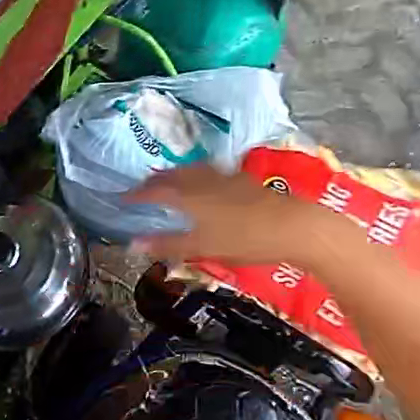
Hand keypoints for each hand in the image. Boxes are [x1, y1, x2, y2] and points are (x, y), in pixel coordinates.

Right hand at [128, 164, 345, 266]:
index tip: (123, 197)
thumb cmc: (245, 240)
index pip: (155, 191)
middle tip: (143, 186)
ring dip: (176, 174)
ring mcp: (226, 179)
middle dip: (155, 180)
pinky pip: (212, 172)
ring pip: (193, 171)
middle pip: (173, 176)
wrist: (296, 227)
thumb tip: (132, 244)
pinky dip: (199, 174)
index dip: (137, 194)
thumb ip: (166, 245)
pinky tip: (205, 182)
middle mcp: (203, 182)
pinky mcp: (244, 181)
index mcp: (188, 197)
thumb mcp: (201, 247)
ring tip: (169, 179)